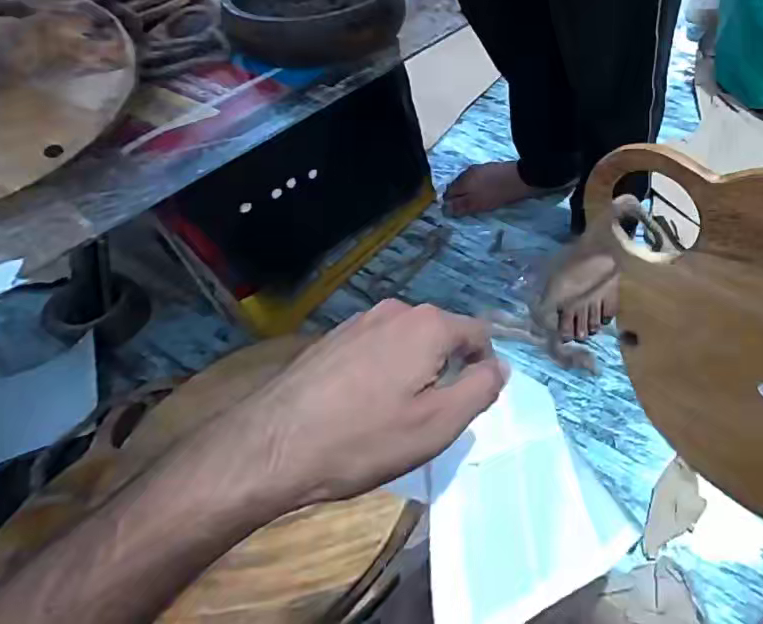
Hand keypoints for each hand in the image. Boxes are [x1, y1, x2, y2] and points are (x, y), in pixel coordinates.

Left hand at [218, 301, 506, 506]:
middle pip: (442, 335)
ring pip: (407, 342)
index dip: (483, 368)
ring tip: (388, 414)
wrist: (262, 451)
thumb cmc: (361, 440)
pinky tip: (356, 406)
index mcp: (430, 325)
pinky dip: (378, 371)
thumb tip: (499, 366)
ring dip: (411, 370)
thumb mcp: (437, 425)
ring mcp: (360, 321)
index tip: (464, 404)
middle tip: (426, 416)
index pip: (480, 334)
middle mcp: (399, 311)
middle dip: (444, 369)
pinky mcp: (331, 338)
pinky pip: (375, 348)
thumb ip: (481, 389)